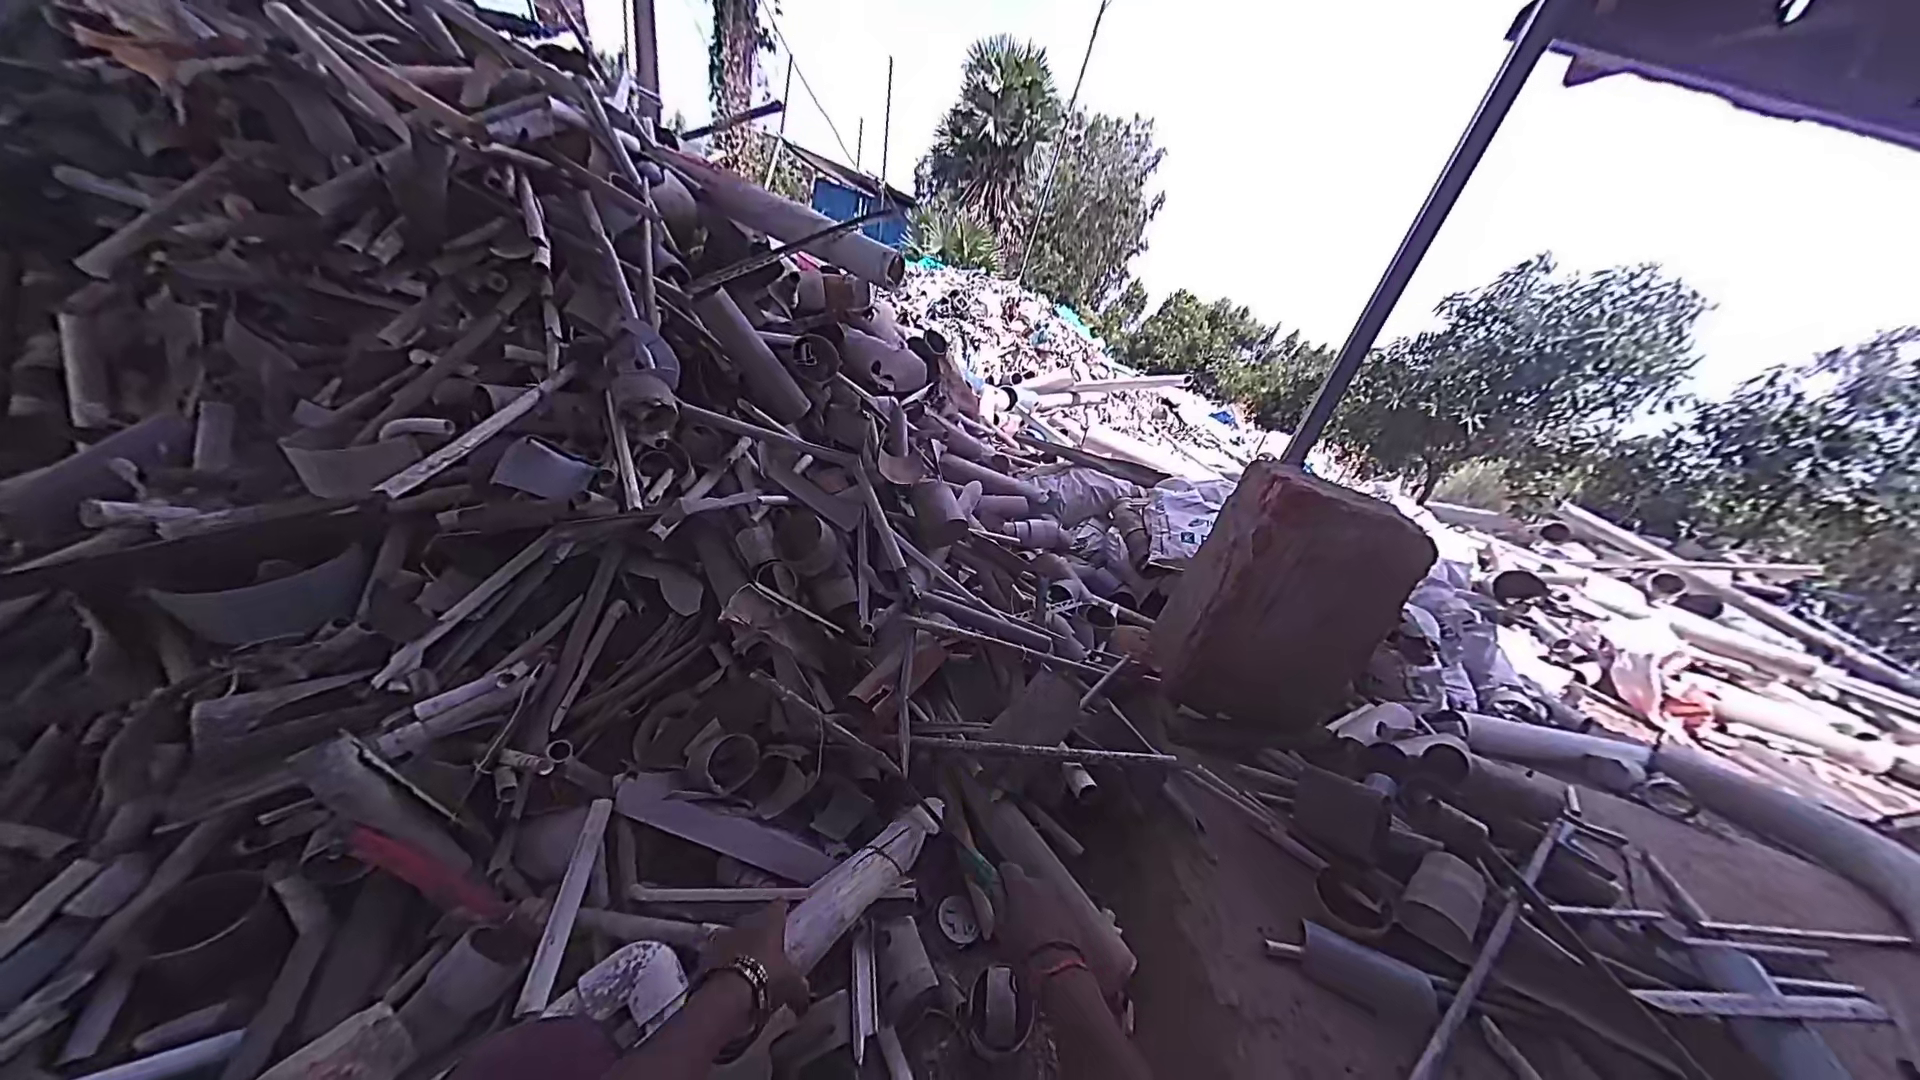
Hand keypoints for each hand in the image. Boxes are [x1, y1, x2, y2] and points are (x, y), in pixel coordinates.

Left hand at [700, 900, 809, 1014]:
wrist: (725, 999)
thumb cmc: (767, 979)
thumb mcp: (792, 987)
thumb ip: (800, 990)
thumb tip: (804, 1002)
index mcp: (770, 919)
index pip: (779, 906)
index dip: (783, 911)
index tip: (787, 918)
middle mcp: (747, 921)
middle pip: (755, 921)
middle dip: (760, 933)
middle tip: (768, 949)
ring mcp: (723, 937)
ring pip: (734, 937)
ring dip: (738, 947)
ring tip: (745, 966)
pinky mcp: (705, 957)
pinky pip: (717, 957)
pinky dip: (722, 965)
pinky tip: (729, 979)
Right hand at [996, 861, 1083, 968]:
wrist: (1056, 967)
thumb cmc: (1023, 949)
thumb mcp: (1001, 927)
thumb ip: (997, 903)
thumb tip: (995, 892)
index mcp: (1020, 885)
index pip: (1008, 868)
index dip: (1002, 879)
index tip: (999, 889)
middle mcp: (1041, 884)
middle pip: (1027, 881)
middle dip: (1020, 893)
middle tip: (1014, 912)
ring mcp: (1058, 896)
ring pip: (1042, 893)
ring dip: (1036, 902)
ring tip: (1030, 924)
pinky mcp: (1071, 910)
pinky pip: (1055, 906)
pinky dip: (1049, 913)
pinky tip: (1045, 931)